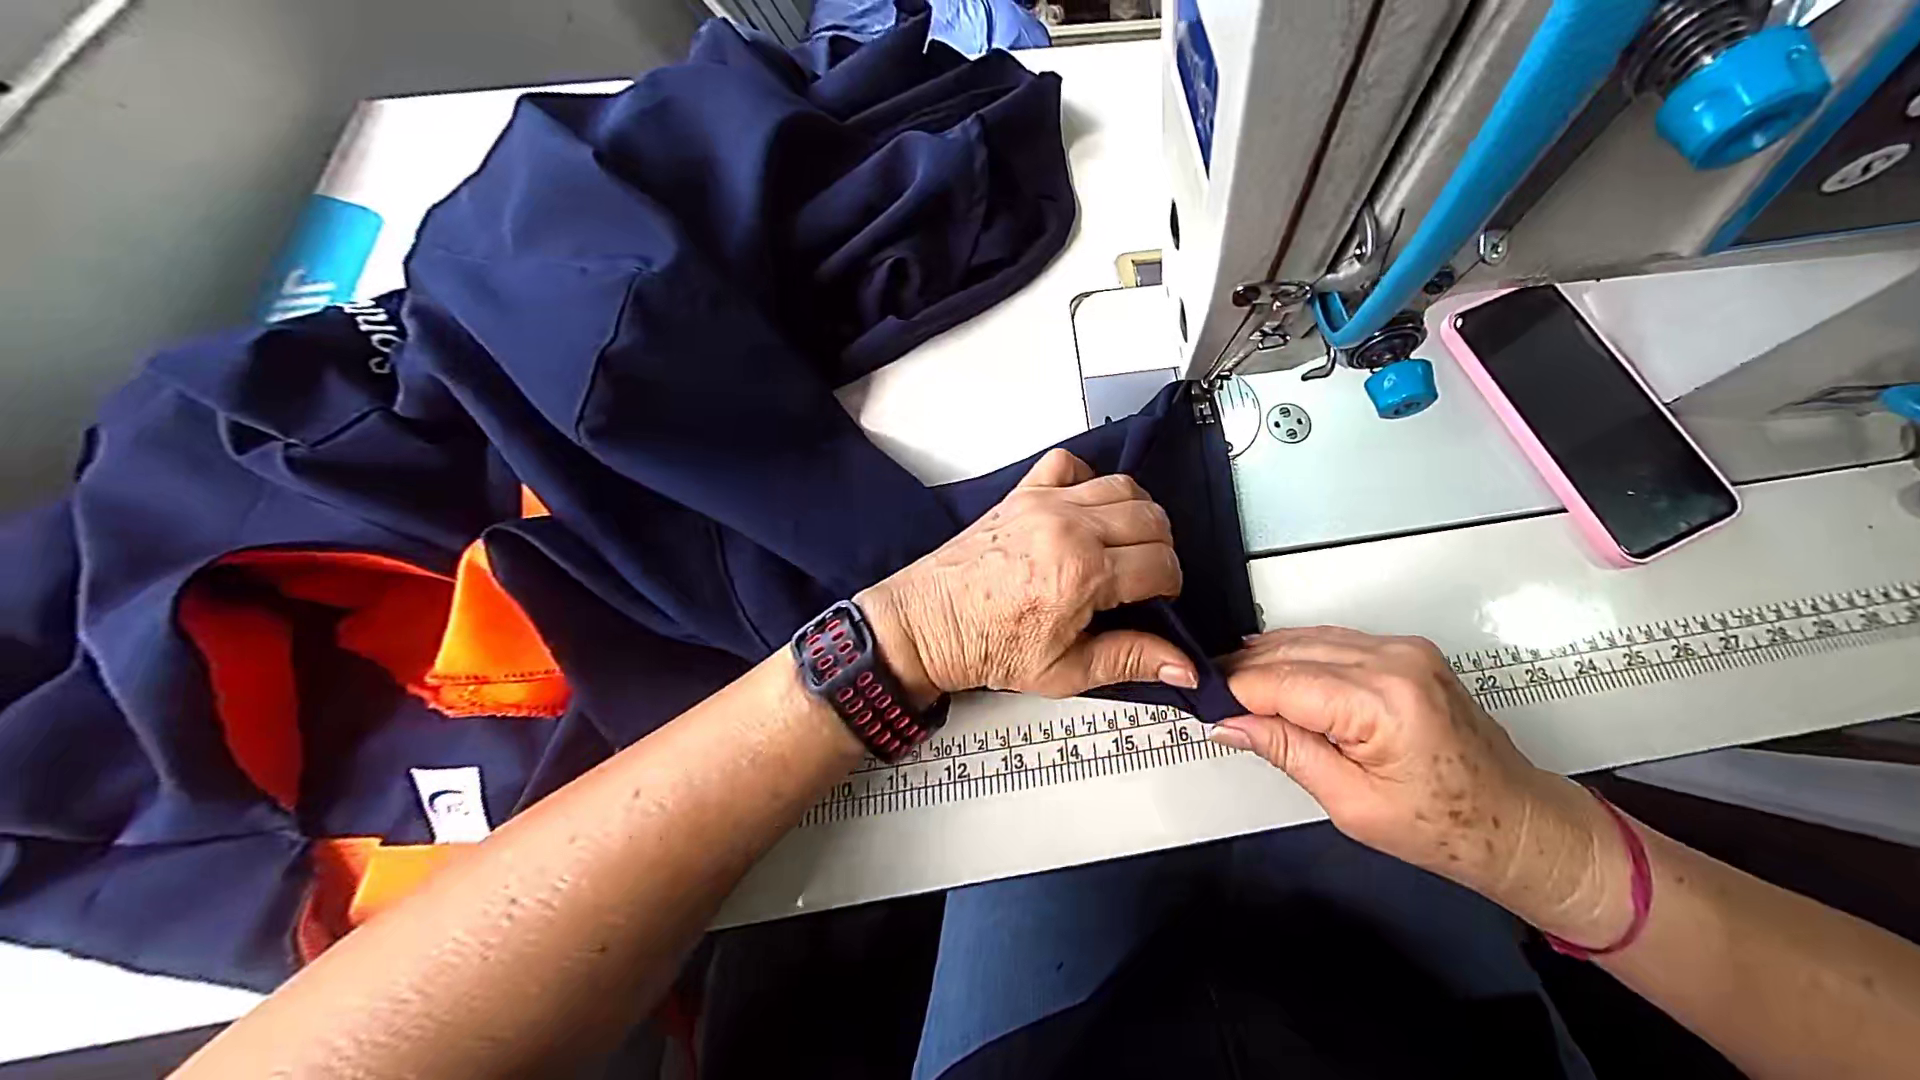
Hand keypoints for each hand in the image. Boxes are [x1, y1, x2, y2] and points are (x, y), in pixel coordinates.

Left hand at [857, 449, 1196, 702]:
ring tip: (1122, 545)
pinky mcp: (1021, 494)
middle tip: (1142, 576)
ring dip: (1135, 514)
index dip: (1169, 586)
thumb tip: (1180, 665)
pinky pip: (1068, 464)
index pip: (1162, 564)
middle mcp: (1067, 528)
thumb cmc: (983, 645)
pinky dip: (1087, 478)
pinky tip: (1085, 508)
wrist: (928, 624)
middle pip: (1152, 519)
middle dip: (1160, 550)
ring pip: (1123, 486)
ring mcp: (1043, 504)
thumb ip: (1129, 660)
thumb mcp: (1064, 670)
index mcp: (1082, 574)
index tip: (1157, 597)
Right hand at [1214, 627, 1632, 944]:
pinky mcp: (1403, 649)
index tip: (1202, 706)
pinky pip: (1330, 640)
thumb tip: (1227, 723)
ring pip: (1304, 640)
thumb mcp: (1349, 802)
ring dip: (1264, 661)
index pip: (1278, 683)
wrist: (1519, 823)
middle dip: (1242, 673)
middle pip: (1287, 653)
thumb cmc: (1446, 827)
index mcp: (1383, 703)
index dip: (1232, 693)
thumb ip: (1284, 749)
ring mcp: (1402, 649)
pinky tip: (1271, 669)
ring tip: (1232, 687)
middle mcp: (1394, 661)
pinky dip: (1294, 654)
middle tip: (1208, 698)